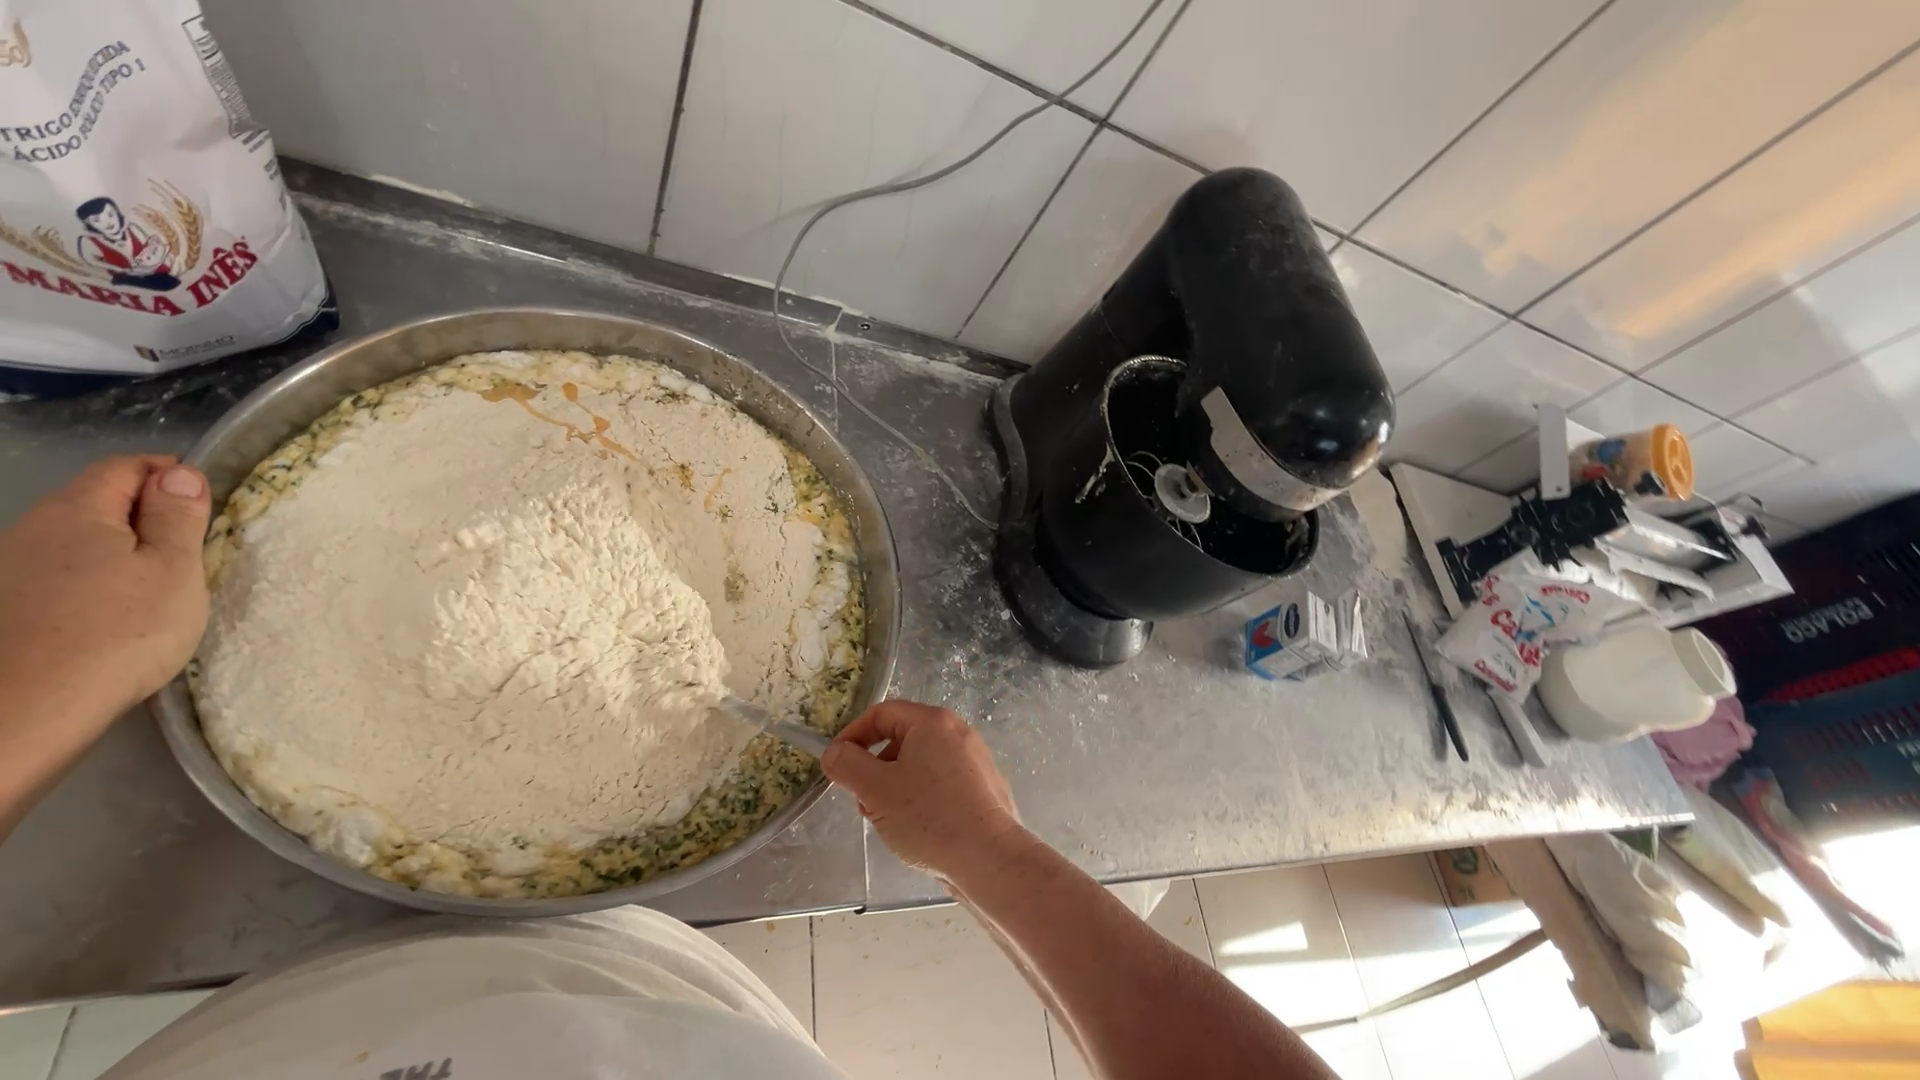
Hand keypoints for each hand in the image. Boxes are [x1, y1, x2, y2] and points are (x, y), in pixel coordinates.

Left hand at [0, 456, 211, 729]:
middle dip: (148, 513)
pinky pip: (62, 570)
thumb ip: (177, 516)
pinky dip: (97, 578)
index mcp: (77, 511)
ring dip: (121, 548)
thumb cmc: (122, 632)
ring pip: (79, 538)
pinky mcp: (8, 603)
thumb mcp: (174, 569)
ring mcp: (11, 567)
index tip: (208, 505)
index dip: (172, 474)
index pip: (126, 466)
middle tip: (193, 549)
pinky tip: (115, 613)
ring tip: (157, 586)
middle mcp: (32, 528)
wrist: (32, 707)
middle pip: (99, 500)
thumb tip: (180, 474)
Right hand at [820, 700, 1030, 879]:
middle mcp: (958, 732)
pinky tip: (918, 828)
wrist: (989, 858)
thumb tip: (834, 752)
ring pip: (921, 763)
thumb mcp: (875, 789)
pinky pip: (941, 782)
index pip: (881, 713)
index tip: (835, 763)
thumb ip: (847, 764)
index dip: (852, 735)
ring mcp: (975, 760)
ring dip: (895, 785)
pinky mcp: (983, 787)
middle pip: (902, 737)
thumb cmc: (928, 817)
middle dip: (875, 767)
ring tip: (889, 820)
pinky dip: (921, 797)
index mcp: (933, 722)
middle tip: (863, 800)